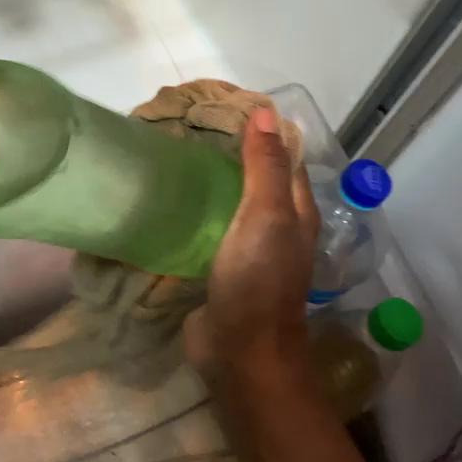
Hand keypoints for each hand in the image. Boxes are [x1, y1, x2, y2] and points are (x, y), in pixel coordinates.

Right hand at [184, 108, 320, 386]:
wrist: (239, 353)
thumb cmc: (258, 281)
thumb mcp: (267, 216)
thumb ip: (265, 167)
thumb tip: (266, 113)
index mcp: (295, 211)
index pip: (281, 157)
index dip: (259, 130)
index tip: (219, 108)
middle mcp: (274, 226)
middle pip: (252, 179)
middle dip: (226, 154)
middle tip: (185, 128)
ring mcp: (245, 249)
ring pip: (227, 204)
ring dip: (206, 183)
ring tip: (170, 157)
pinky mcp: (218, 268)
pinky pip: (206, 230)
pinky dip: (192, 212)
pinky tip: (166, 201)